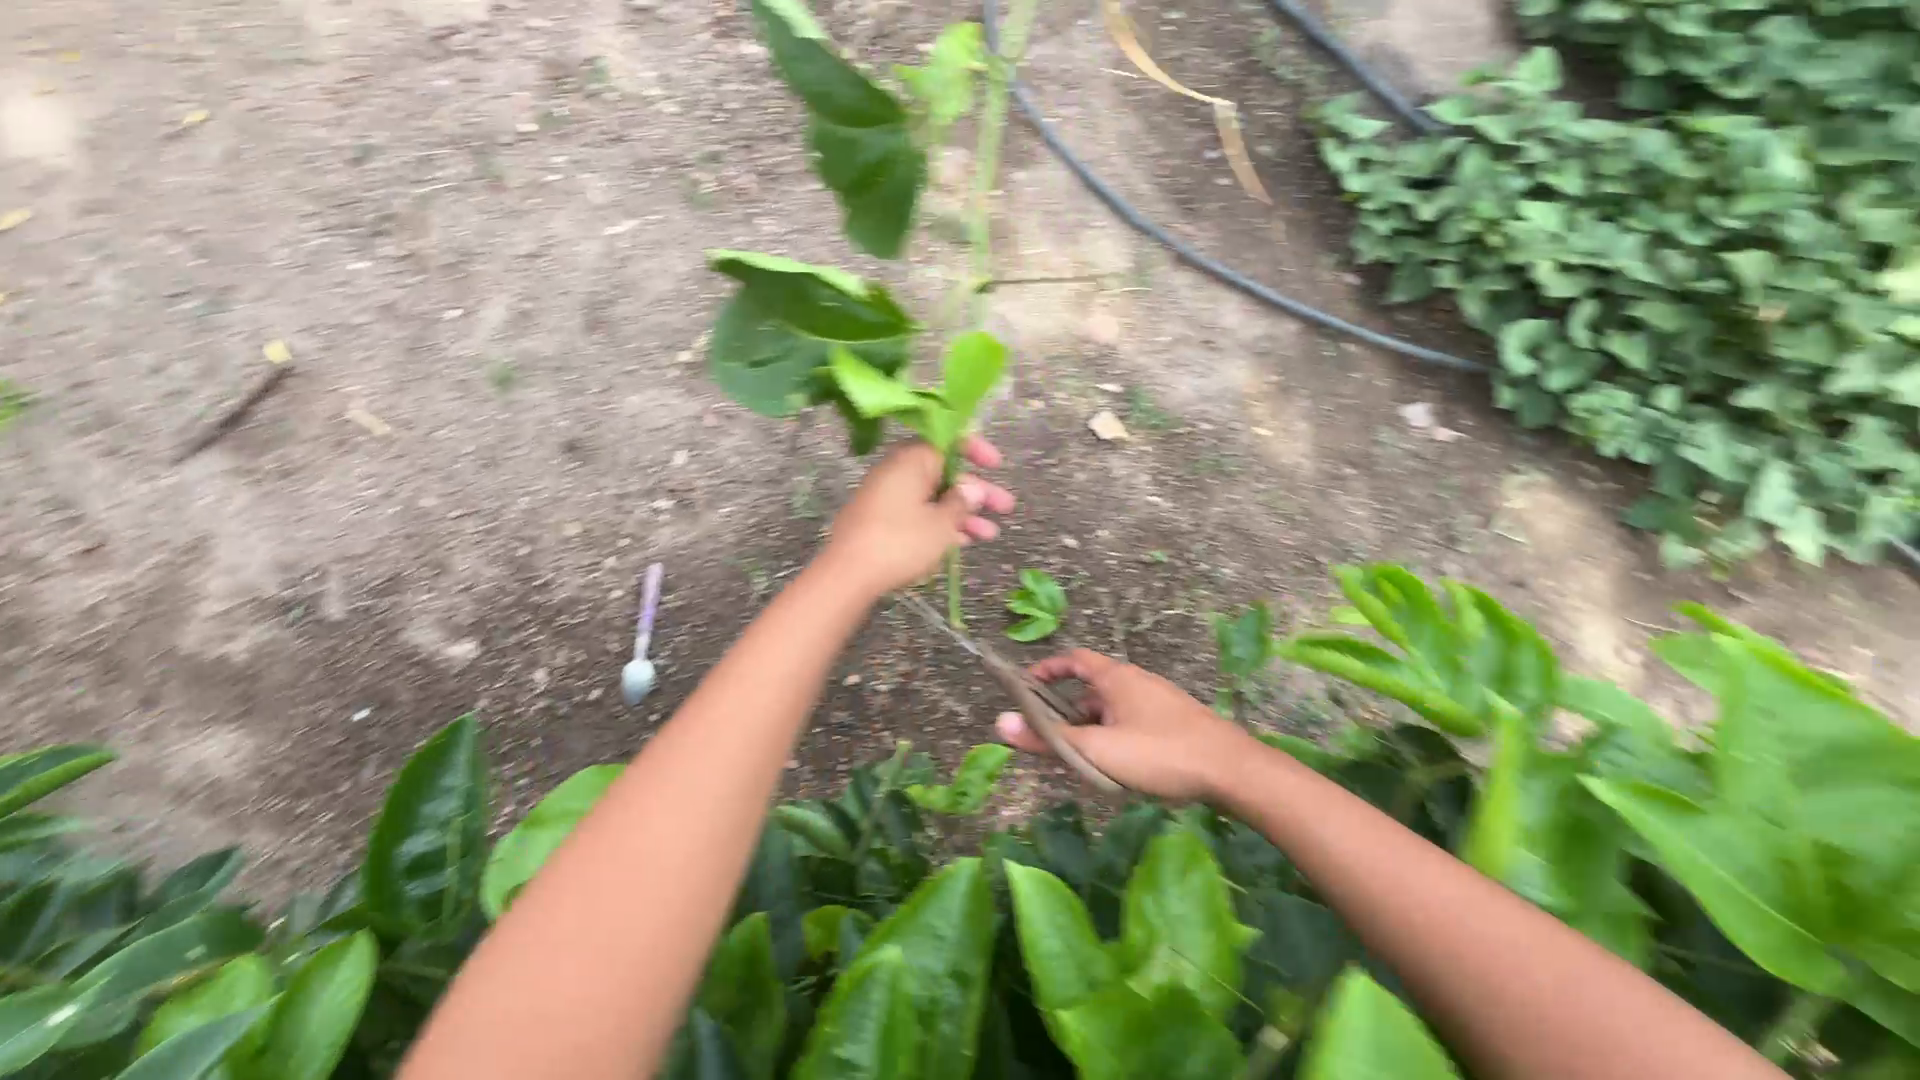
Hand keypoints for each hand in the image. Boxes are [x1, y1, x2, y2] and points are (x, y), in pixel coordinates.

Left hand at [818, 437, 1014, 599]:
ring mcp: (885, 497)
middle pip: (944, 474)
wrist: (848, 574)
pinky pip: (916, 514)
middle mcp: (897, 472)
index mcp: (912, 461)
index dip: (976, 450)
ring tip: (989, 535)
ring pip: (932, 498)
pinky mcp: (878, 521)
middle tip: (1004, 507)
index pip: (948, 441)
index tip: (996, 464)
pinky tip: (961, 543)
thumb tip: (971, 488)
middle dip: (976, 492)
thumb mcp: (941, 523)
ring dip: (962, 514)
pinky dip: (939, 525)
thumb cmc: (901, 542)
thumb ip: (962, 502)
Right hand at [995, 649, 1252, 800]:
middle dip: (1066, 710)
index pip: (1074, 660)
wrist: (1233, 771)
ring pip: (1113, 709)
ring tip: (1080, 760)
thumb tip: (999, 723)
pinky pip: (1133, 723)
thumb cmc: (1160, 753)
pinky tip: (1118, 768)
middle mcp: (1138, 682)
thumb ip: (1049, 738)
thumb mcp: (1097, 750)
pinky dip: (1114, 736)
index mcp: (1117, 678)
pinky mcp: (1176, 724)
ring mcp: (1160, 702)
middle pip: (1091, 688)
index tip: (1025, 686)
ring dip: (1091, 727)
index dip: (1047, 670)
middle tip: (1048, 737)